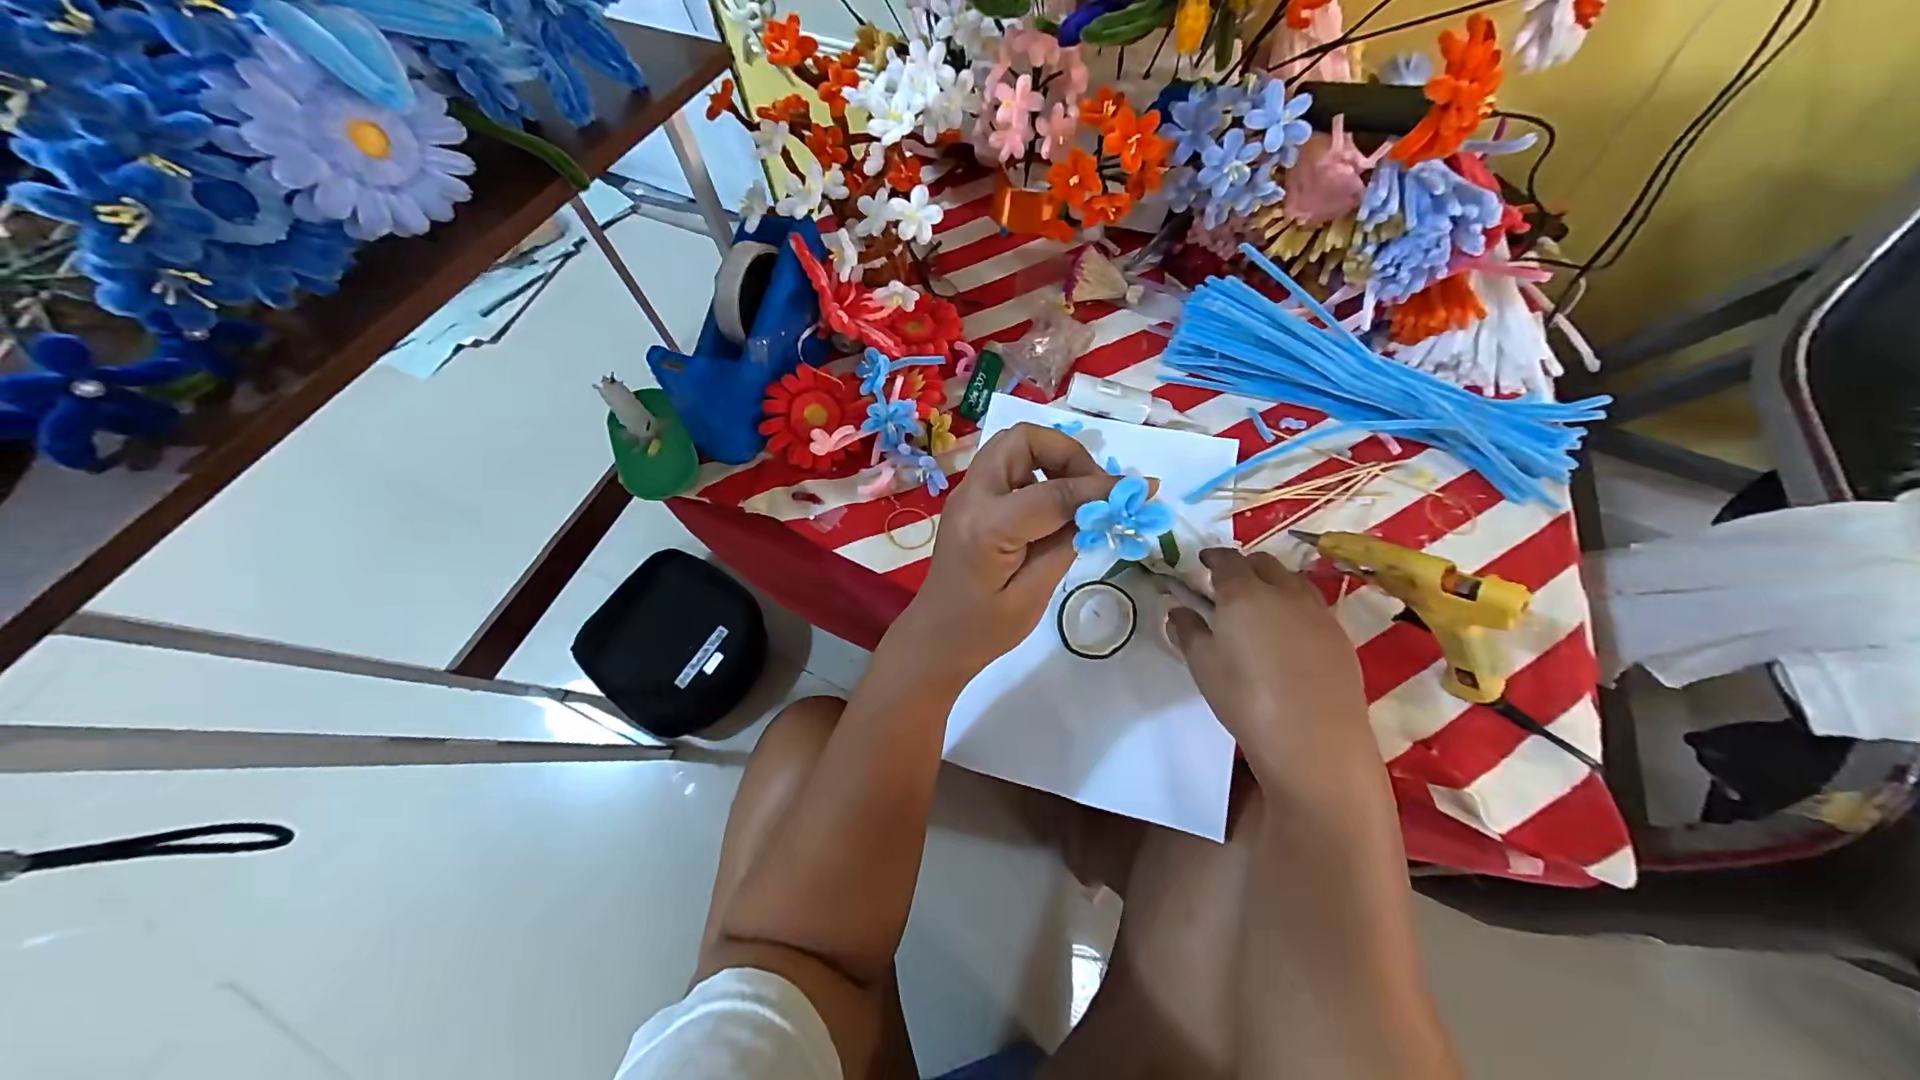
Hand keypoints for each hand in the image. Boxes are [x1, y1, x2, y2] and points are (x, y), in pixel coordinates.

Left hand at [880, 423, 1119, 688]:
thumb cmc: (984, 629)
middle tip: (1094, 488)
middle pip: (1024, 439)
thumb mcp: (1034, 593)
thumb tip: (1107, 506)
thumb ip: (1068, 543)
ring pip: (1015, 444)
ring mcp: (967, 494)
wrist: (936, 637)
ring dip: (1053, 459)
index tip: (1140, 490)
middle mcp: (972, 497)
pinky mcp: (971, 499)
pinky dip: (1039, 470)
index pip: (1054, 492)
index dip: (1101, 488)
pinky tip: (1057, 504)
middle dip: (1068, 453)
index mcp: (986, 527)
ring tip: (1079, 495)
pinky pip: (1009, 464)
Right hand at [1167, 548, 1381, 806]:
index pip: (1227, 560)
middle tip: (1227, 584)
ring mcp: (1317, 612)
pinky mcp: (1339, 635)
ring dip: (1272, 581)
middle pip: (1263, 563)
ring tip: (1259, 604)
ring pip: (1292, 580)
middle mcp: (1283, 592)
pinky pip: (1312, 605)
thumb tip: (1178, 610)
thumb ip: (1188, 631)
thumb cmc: (1246, 700)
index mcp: (1243, 594)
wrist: (1315, 740)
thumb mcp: (1203, 666)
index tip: (1202, 562)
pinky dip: (1294, 605)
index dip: (1213, 557)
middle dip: (1243, 566)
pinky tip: (1287, 632)